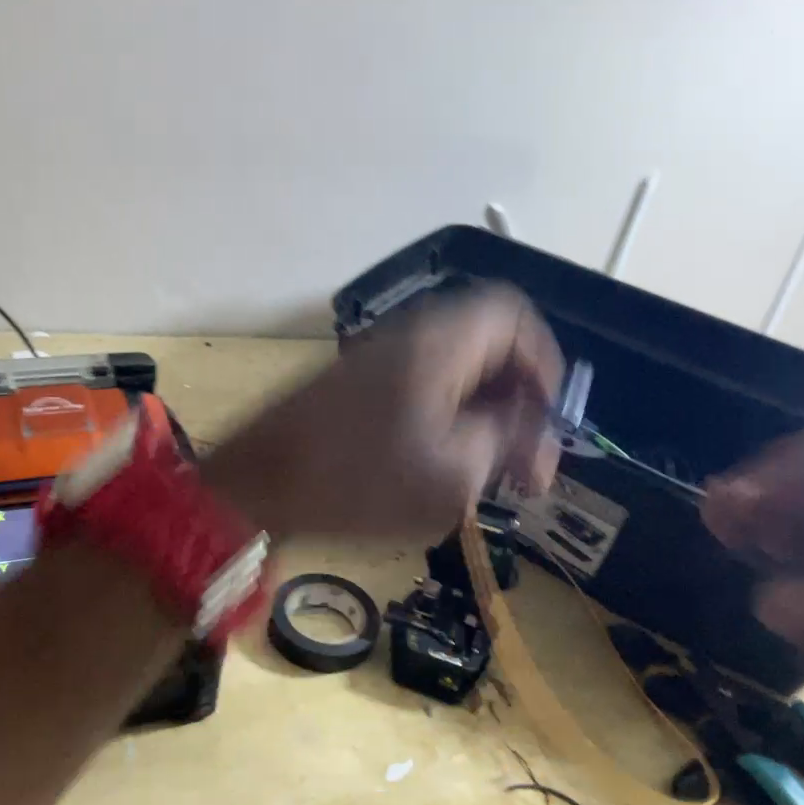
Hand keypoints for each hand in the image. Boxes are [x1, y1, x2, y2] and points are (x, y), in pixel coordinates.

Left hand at [204, 283, 563, 536]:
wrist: (256, 486)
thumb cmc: (358, 482)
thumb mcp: (452, 474)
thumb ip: (507, 443)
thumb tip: (537, 435)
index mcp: (441, 340)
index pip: (517, 318)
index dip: (545, 366)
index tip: (548, 422)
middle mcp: (410, 334)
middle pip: (488, 343)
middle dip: (516, 397)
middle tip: (523, 457)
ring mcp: (376, 357)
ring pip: (453, 369)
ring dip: (480, 412)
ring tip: (487, 468)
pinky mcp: (353, 385)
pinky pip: (418, 386)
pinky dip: (443, 417)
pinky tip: (440, 463)